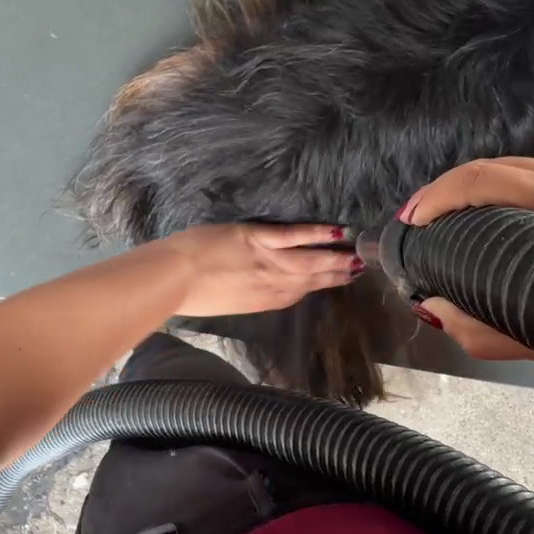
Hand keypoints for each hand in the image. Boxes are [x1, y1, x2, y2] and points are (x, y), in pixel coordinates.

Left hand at [152, 222, 360, 317]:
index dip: (319, 285)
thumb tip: (258, 284)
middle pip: (311, 278)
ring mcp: (267, 261)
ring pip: (309, 259)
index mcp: (262, 300)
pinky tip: (336, 232)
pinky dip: (316, 235)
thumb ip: (248, 293)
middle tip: (361, 267)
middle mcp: (271, 285)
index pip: (297, 292)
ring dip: (335, 256)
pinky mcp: (257, 240)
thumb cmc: (190, 293)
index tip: (338, 280)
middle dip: (336, 273)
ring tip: (357, 253)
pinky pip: (293, 237)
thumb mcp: (225, 301)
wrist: (173, 278)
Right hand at [398, 157, 533, 357]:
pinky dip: (501, 195)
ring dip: (471, 191)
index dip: (436, 196)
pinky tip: (489, 218)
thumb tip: (437, 312)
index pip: (483, 178)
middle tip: (417, 224)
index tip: (411, 222)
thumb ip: (491, 328)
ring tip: (444, 221)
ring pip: (513, 168)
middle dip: (446, 191)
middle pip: (492, 165)